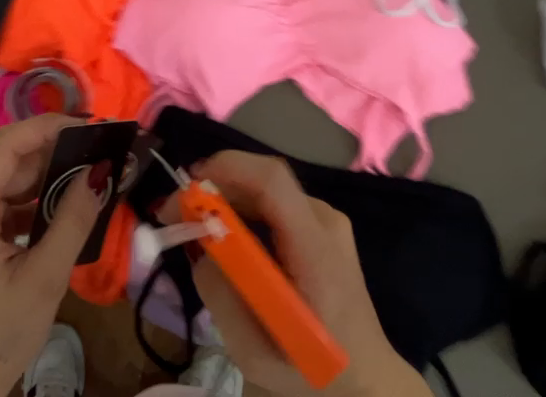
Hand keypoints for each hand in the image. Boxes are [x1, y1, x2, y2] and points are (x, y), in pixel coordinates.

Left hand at [0, 114, 105, 396]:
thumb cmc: (1, 330)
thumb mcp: (46, 277)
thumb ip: (73, 219)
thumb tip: (102, 169)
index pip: (8, 144)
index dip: (49, 126)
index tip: (93, 124)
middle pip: (11, 155)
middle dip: (58, 147)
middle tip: (104, 146)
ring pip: (13, 173)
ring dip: (52, 170)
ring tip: (96, 167)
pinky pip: (10, 194)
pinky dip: (40, 193)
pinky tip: (72, 196)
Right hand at [164, 151, 431, 396]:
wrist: (368, 379)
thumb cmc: (314, 371)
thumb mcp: (255, 352)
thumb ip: (220, 297)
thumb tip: (199, 249)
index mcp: (315, 251)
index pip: (272, 181)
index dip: (226, 169)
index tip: (186, 190)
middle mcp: (325, 222)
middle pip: (262, 180)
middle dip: (213, 188)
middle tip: (177, 216)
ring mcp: (326, 220)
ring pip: (263, 189)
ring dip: (225, 201)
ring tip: (198, 232)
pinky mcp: (321, 225)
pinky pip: (272, 203)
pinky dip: (242, 212)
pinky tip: (229, 243)